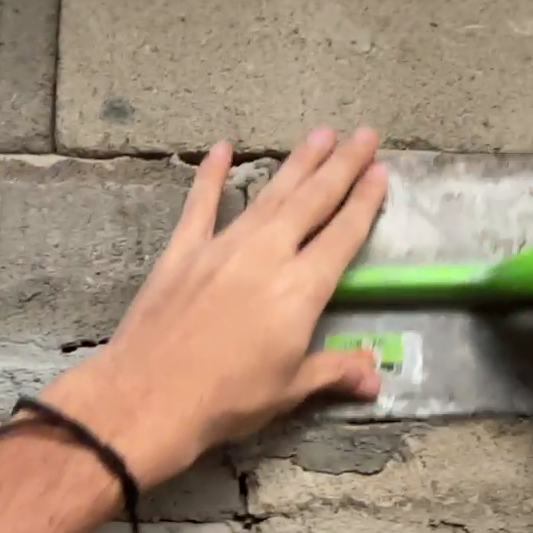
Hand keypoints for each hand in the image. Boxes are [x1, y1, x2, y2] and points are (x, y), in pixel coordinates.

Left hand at [41, 127, 387, 486]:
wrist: (151, 396)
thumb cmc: (229, 398)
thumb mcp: (291, 390)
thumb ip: (335, 371)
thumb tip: (377, 380)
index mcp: (302, 289)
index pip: (343, 236)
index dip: (364, 203)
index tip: (380, 173)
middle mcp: (268, 255)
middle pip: (312, 201)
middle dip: (341, 166)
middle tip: (363, 135)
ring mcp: (223, 248)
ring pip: (268, 195)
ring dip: (296, 163)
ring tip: (319, 135)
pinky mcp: (183, 252)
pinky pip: (200, 205)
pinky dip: (211, 176)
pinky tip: (221, 149)